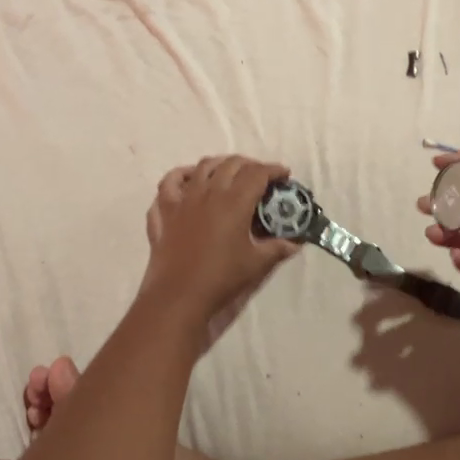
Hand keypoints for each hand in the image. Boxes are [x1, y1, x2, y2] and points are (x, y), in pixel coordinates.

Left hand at [139, 155, 300, 319]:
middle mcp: (208, 192)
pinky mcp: (164, 212)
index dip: (273, 170)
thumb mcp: (256, 264)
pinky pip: (169, 183)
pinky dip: (179, 176)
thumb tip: (295, 243)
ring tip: (228, 172)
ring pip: (201, 167)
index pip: (257, 174)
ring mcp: (183, 199)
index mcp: (234, 202)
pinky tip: (187, 180)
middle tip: (260, 176)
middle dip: (249, 164)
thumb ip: (277, 248)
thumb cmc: (221, 278)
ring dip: (219, 164)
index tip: (284, 175)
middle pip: (231, 164)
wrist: (179, 295)